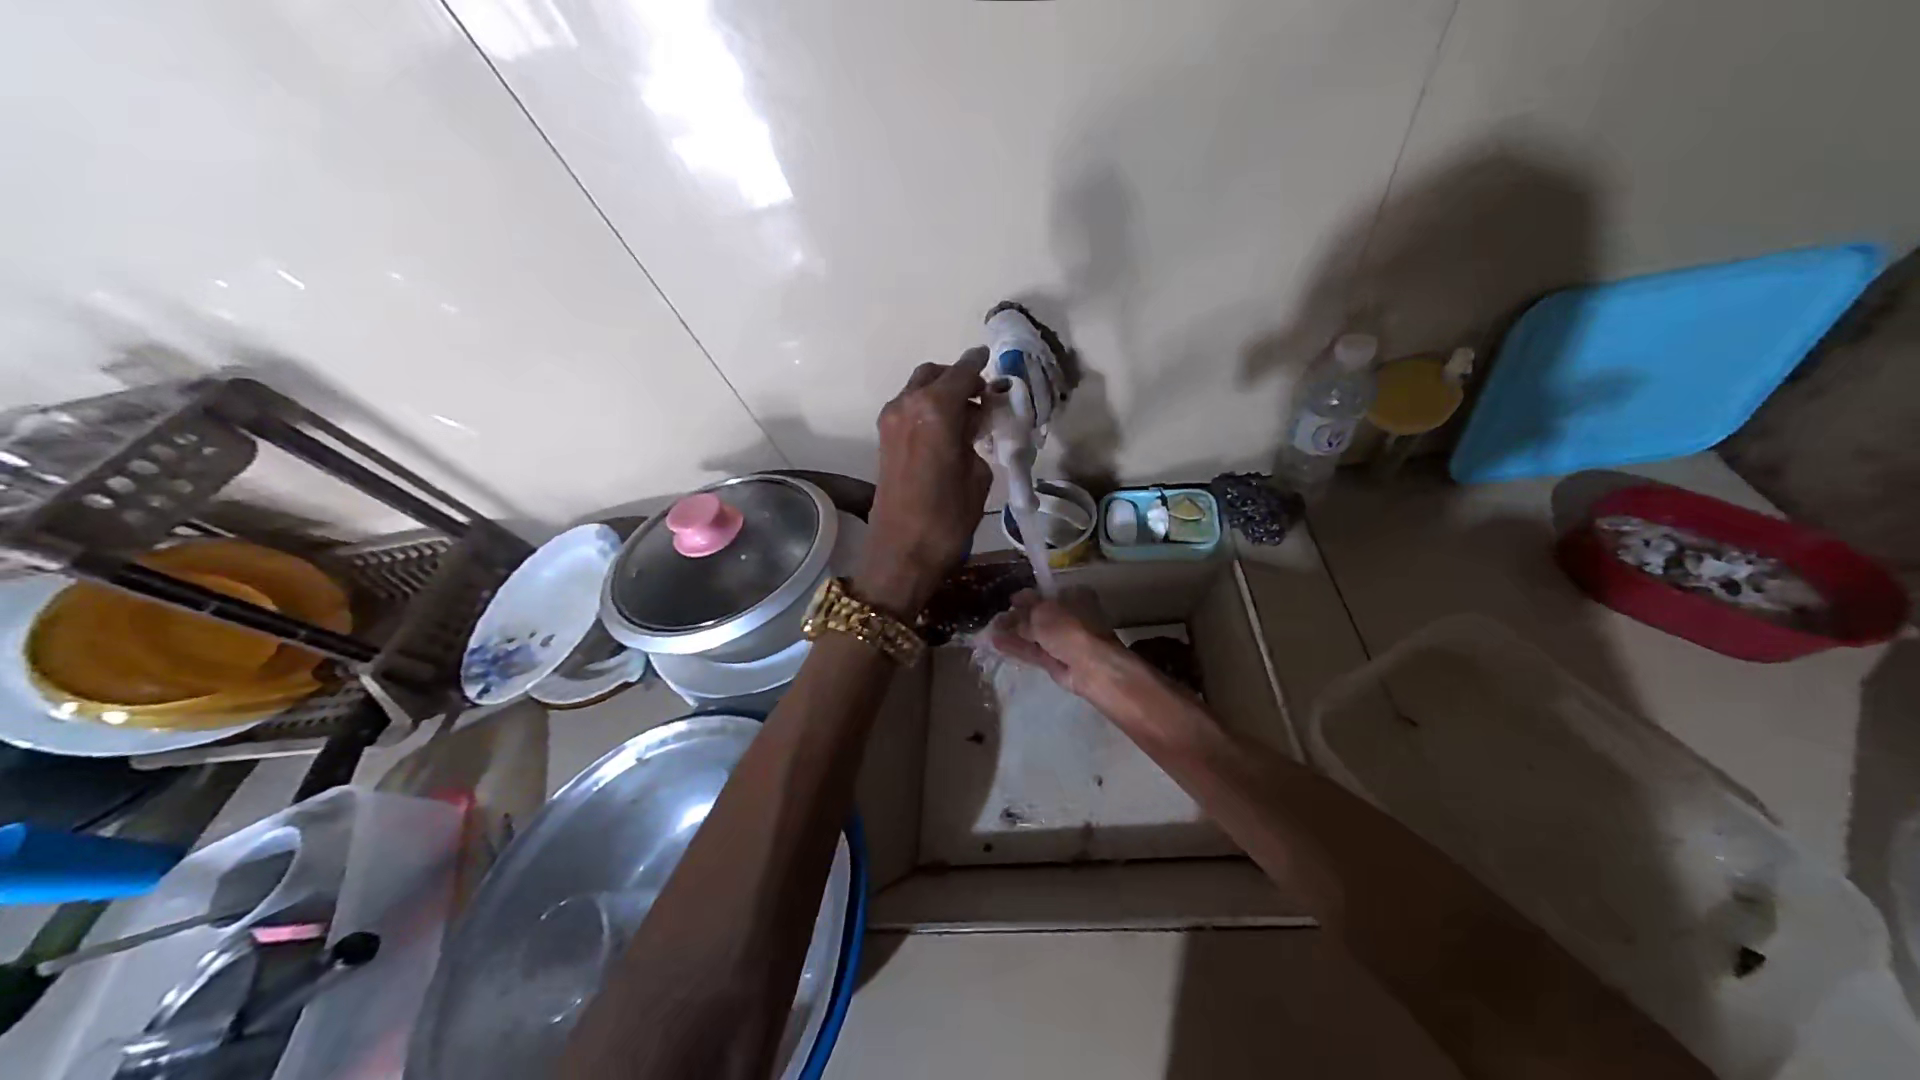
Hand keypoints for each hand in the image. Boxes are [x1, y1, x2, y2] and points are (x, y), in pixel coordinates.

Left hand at [858, 349, 993, 615]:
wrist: (901, 552)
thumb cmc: (947, 518)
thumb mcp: (977, 475)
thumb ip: (974, 438)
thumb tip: (971, 425)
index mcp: (935, 409)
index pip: (962, 372)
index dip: (978, 365)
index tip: (989, 359)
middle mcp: (908, 405)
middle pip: (934, 374)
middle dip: (957, 378)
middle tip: (980, 396)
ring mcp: (891, 421)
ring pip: (918, 389)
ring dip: (940, 393)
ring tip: (965, 416)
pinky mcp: (883, 439)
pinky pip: (908, 409)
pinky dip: (926, 409)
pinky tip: (945, 431)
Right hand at [988, 588, 1135, 700]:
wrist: (1090, 666)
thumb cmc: (1068, 628)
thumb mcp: (1041, 612)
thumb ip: (1024, 614)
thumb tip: (1010, 617)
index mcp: (1074, 597)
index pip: (1047, 594)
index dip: (1027, 597)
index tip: (1010, 600)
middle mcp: (1070, 617)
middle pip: (1039, 616)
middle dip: (1017, 617)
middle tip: (996, 618)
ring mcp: (1063, 641)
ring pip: (1034, 635)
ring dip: (1014, 632)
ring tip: (990, 630)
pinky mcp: (1055, 661)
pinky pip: (1033, 651)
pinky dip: (1016, 647)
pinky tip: (996, 643)